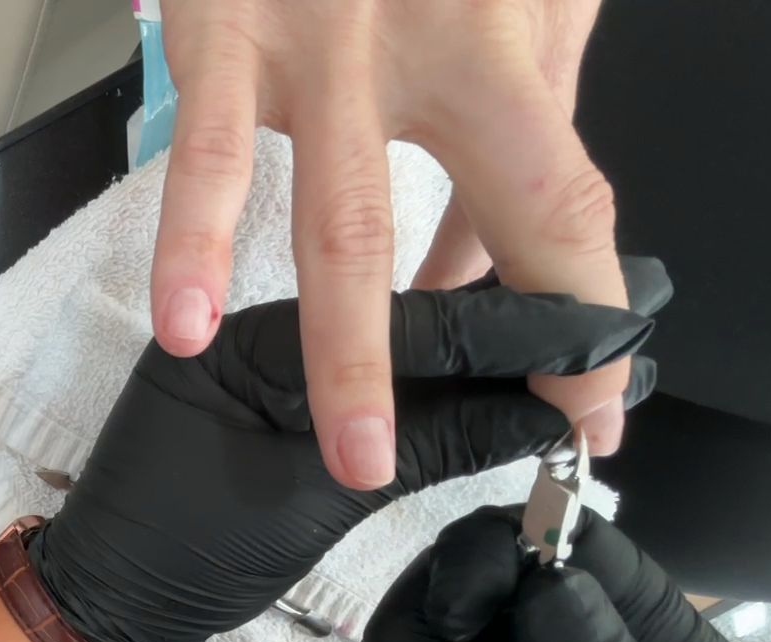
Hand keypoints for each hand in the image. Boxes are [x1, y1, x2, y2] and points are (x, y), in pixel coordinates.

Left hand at [28, 268, 656, 641]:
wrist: (109, 598)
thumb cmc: (186, 551)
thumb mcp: (313, 499)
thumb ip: (430, 443)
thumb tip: (555, 408)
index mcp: (256, 339)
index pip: (414, 325)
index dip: (524, 333)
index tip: (624, 334)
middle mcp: (256, 333)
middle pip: (404, 326)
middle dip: (510, 338)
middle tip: (621, 340)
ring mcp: (257, 366)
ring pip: (383, 354)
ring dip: (472, 368)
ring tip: (576, 370)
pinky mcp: (259, 404)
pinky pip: (352, 386)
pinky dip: (418, 395)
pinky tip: (485, 396)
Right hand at [152, 0, 627, 489]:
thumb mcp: (499, 6)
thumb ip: (498, 131)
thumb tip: (470, 262)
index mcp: (510, 41)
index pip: (565, 202)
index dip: (582, 315)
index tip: (584, 410)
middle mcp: (433, 48)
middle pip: (466, 221)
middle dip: (460, 357)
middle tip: (428, 465)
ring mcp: (325, 50)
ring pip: (336, 217)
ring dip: (337, 346)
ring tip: (341, 443)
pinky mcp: (229, 42)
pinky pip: (210, 163)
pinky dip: (197, 248)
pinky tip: (186, 327)